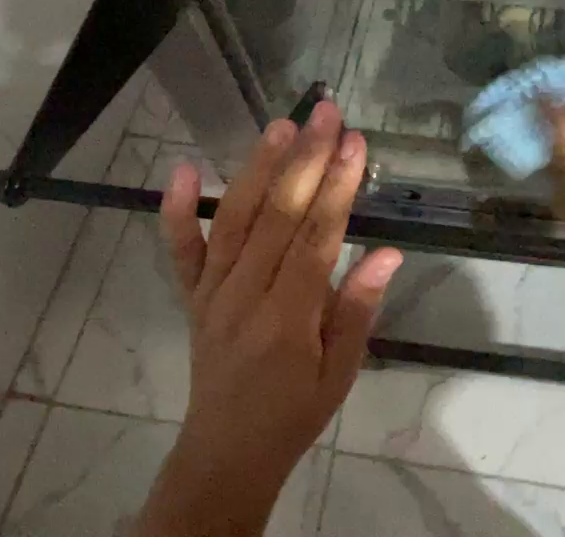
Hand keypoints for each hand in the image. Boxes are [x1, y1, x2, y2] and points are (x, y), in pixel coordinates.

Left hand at [139, 102, 401, 536]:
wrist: (226, 453)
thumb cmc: (294, 412)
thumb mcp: (340, 373)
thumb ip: (358, 310)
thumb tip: (388, 253)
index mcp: (287, 319)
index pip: (316, 238)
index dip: (337, 186)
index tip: (355, 141)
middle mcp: (244, 296)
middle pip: (277, 216)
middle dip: (305, 159)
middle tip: (325, 112)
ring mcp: (212, 291)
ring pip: (233, 219)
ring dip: (257, 168)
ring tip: (280, 125)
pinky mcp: (191, 294)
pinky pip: (180, 249)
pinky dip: (176, 209)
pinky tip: (181, 169)